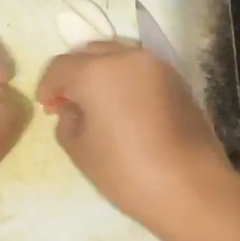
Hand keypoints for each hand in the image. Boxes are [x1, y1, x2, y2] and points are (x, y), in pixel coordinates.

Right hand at [35, 41, 239, 237]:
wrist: (191, 187)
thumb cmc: (128, 171)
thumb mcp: (81, 150)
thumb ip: (67, 120)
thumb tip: (72, 107)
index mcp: (97, 71)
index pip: (60, 67)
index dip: (48, 86)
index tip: (48, 108)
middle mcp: (128, 57)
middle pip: (90, 53)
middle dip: (75, 74)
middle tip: (70, 104)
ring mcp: (157, 65)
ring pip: (118, 55)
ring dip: (102, 72)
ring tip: (98, 104)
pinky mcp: (178, 79)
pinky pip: (141, 69)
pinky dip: (126, 79)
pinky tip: (125, 107)